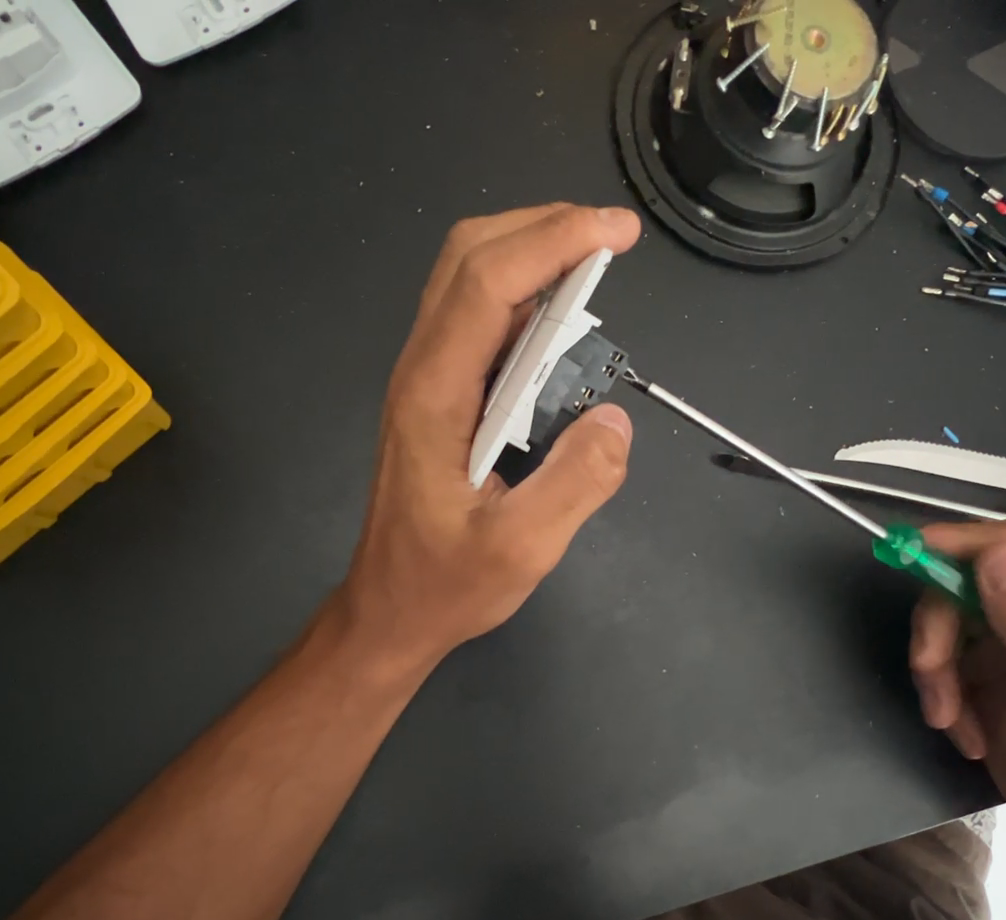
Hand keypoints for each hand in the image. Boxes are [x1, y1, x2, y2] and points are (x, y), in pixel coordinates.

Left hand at [332, 204, 642, 670]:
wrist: (389, 608)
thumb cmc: (444, 584)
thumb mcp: (520, 550)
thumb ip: (574, 485)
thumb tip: (616, 422)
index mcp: (435, 395)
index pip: (489, 286)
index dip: (553, 242)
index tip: (616, 232)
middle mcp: (422, 371)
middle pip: (467, 258)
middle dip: (540, 226)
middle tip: (609, 236)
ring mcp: (425, 379)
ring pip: (465, 279)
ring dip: (527, 250)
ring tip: (592, 259)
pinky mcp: (436, 395)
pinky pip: (474, 317)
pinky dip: (520, 292)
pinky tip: (559, 313)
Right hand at [909, 521, 1005, 859]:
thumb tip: (998, 553)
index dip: (971, 545)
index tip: (910, 552)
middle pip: (983, 574)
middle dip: (946, 627)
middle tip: (928, 674)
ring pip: (956, 607)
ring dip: (939, 664)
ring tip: (948, 717)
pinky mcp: (1003, 648)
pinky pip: (949, 641)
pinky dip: (941, 681)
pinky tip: (960, 724)